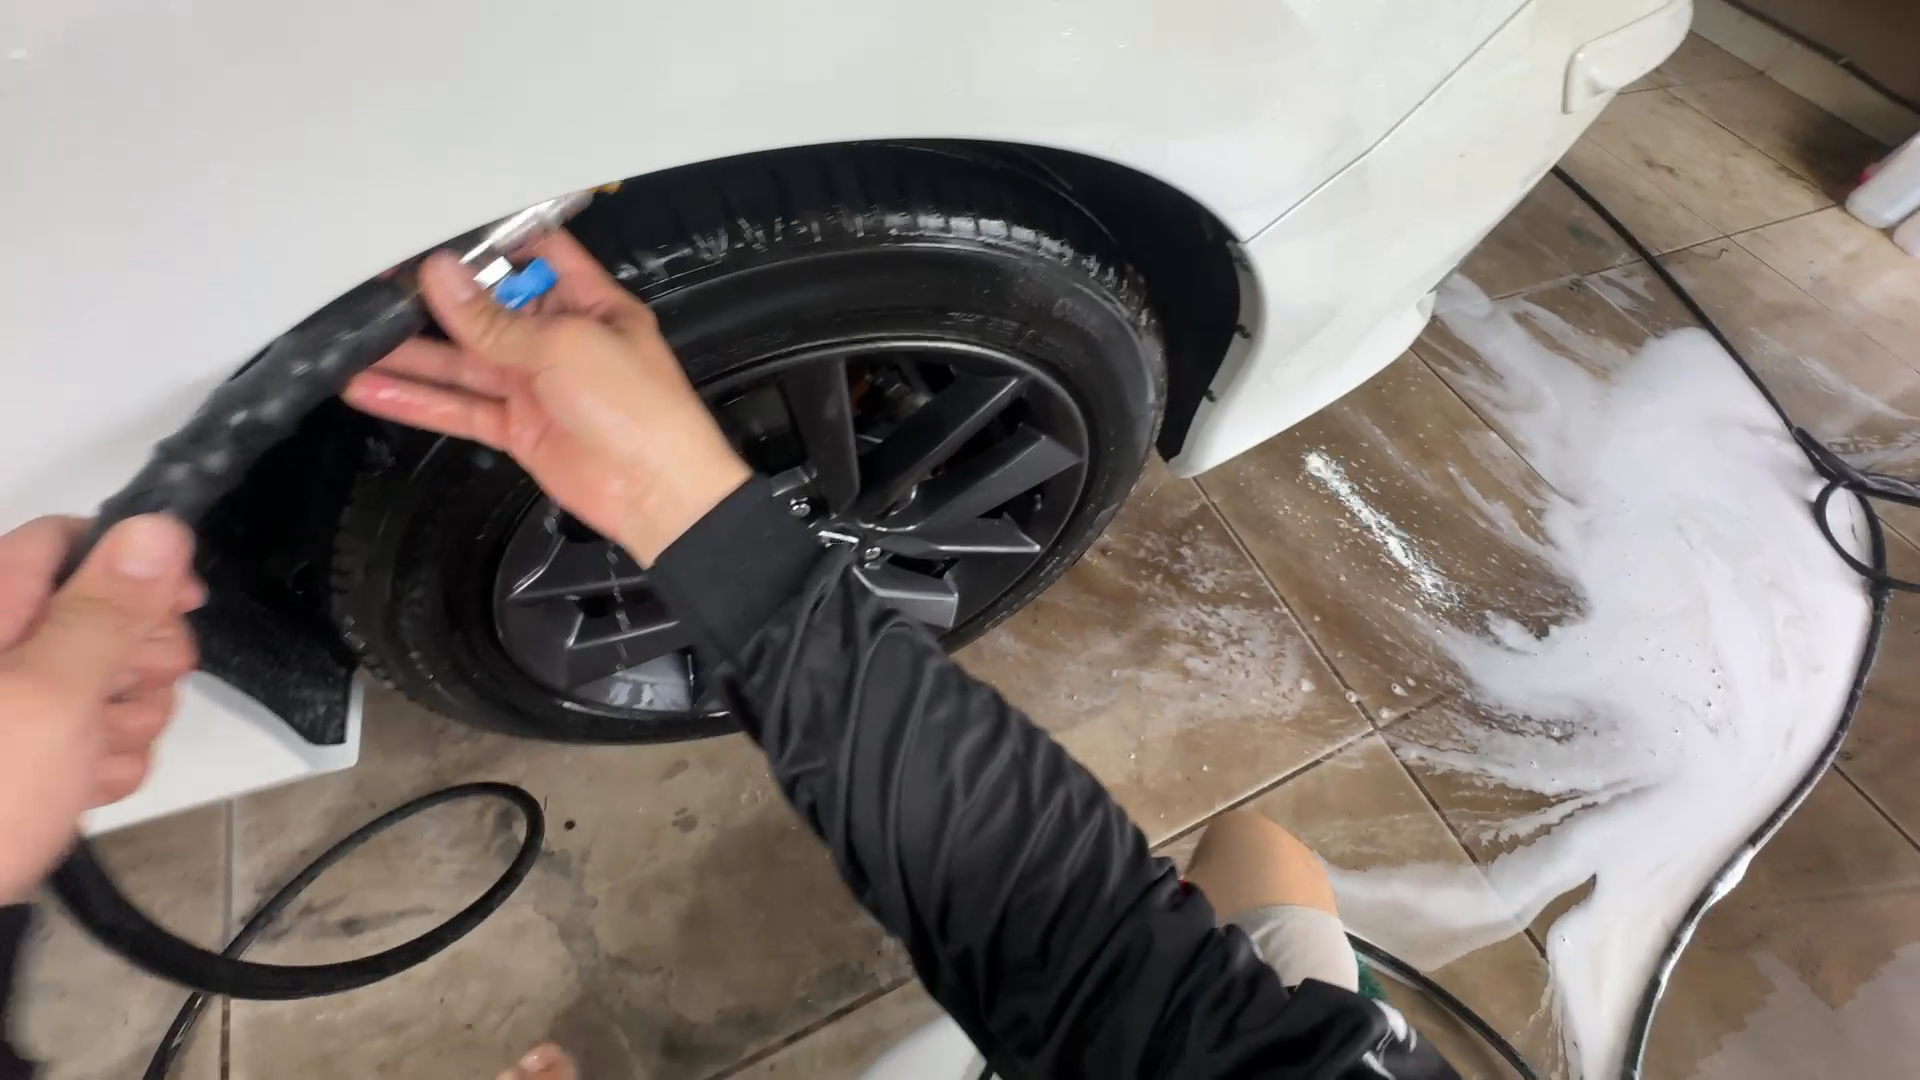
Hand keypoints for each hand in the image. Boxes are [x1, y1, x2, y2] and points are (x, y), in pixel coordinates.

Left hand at [0, 515, 202, 903]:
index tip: (179, 609)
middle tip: (120, 696)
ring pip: (119, 679)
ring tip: (86, 758)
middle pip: (112, 615)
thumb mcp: (49, 697)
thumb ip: (108, 610)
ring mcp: (14, 704)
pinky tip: (78, 782)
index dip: (140, 567)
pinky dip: (109, 757)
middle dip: (143, 660)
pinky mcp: (31, 748)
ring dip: (130, 719)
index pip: (72, 546)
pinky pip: (104, 729)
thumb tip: (155, 528)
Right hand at [343, 231, 750, 564]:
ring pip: (465, 360)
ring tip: (347, 329)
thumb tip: (440, 274)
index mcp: (593, 307)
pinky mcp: (522, 429)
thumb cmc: (636, 407)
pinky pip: (463, 408)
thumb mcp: (568, 347)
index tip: (432, 224)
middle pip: (489, 309)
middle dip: (434, 295)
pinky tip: (369, 387)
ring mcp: (540, 386)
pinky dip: (419, 400)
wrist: (658, 491)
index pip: (539, 256)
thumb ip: (498, 319)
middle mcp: (564, 342)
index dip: (491, 240)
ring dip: (411, 350)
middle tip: (365, 275)